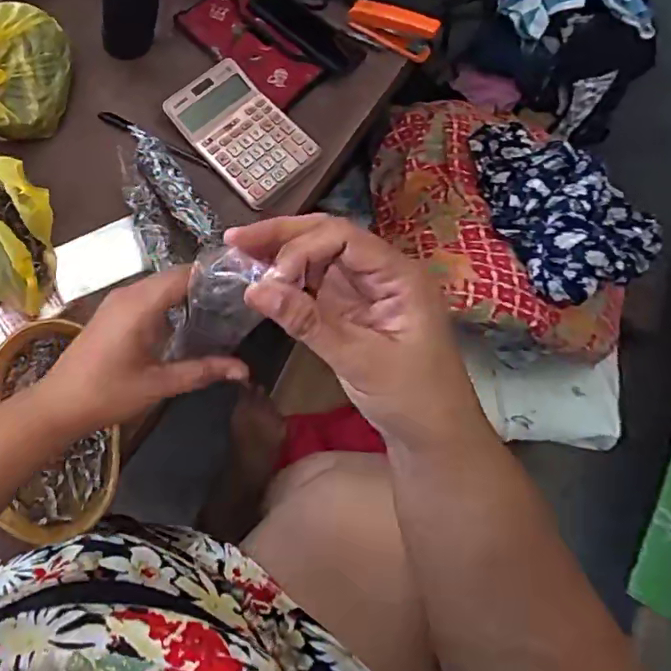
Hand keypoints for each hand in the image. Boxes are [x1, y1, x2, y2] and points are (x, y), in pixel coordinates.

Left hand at [32, 266, 247, 435]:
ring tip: (221, 312)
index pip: (184, 275)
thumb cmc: (107, 393)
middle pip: (173, 278)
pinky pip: (146, 298)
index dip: (214, 276)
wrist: (59, 403)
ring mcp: (116, 302)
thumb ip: (201, 371)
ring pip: (159, 287)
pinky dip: (168, 304)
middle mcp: (127, 294)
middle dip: (204, 286)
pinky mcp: (111, 313)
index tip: (244, 286)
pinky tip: (187, 324)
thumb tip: (244, 369)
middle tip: (239, 302)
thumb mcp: (158, 384)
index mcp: (139, 303)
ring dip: (186, 295)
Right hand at [224, 214, 487, 451]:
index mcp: (398, 275)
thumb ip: (306, 322)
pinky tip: (258, 277)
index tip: (271, 277)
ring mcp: (363, 287)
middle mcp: (380, 271)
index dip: (300, 248)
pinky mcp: (347, 304)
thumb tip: (253, 290)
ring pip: (315, 252)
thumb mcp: (358, 361)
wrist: (435, 435)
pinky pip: (312, 279)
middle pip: (326, 235)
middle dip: (280, 236)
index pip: (342, 237)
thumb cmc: (412, 398)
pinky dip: (284, 277)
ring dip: (278, 252)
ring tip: (238, 253)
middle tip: (235, 240)